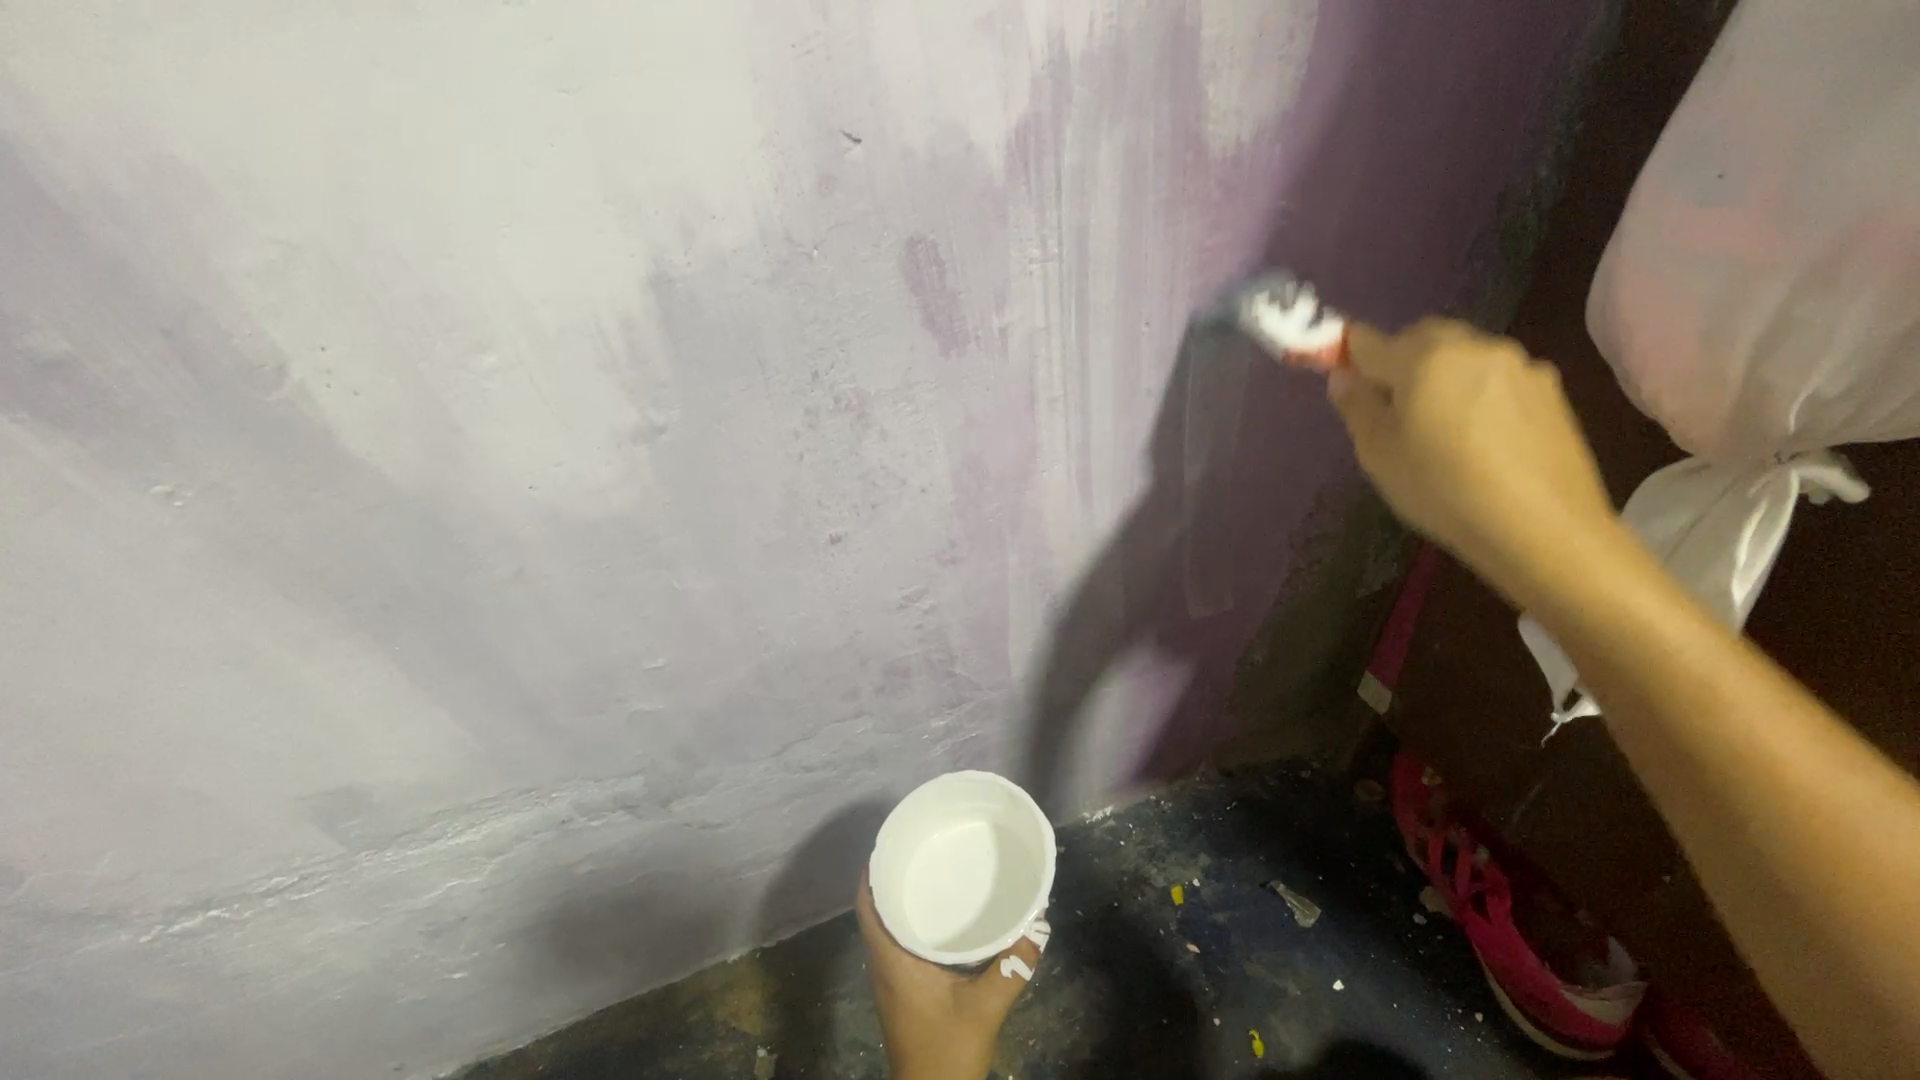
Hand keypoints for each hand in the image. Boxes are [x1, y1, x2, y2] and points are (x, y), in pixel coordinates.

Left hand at [855, 870, 1045, 1079]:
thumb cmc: (948, 1050)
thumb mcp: (985, 1007)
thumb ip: (1012, 967)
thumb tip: (1039, 925)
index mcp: (891, 959)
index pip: (867, 906)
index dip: (871, 873)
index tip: (889, 844)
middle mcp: (883, 964)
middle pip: (874, 911)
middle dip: (890, 879)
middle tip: (918, 850)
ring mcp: (890, 980)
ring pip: (885, 928)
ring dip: (899, 901)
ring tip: (928, 873)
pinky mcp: (901, 991)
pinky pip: (896, 943)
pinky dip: (910, 923)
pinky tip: (938, 917)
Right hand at [1331, 318, 1617, 598]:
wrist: (1543, 527)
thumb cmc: (1442, 489)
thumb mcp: (1379, 455)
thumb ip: (1357, 407)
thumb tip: (1345, 378)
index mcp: (1424, 358)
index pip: (1369, 341)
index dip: (1347, 353)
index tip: (1342, 376)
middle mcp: (1474, 347)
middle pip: (1424, 337)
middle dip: (1401, 360)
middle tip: (1393, 407)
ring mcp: (1520, 366)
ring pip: (1464, 357)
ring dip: (1444, 377)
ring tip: (1442, 429)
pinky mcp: (1552, 392)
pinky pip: (1498, 381)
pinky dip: (1480, 397)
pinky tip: (1482, 442)